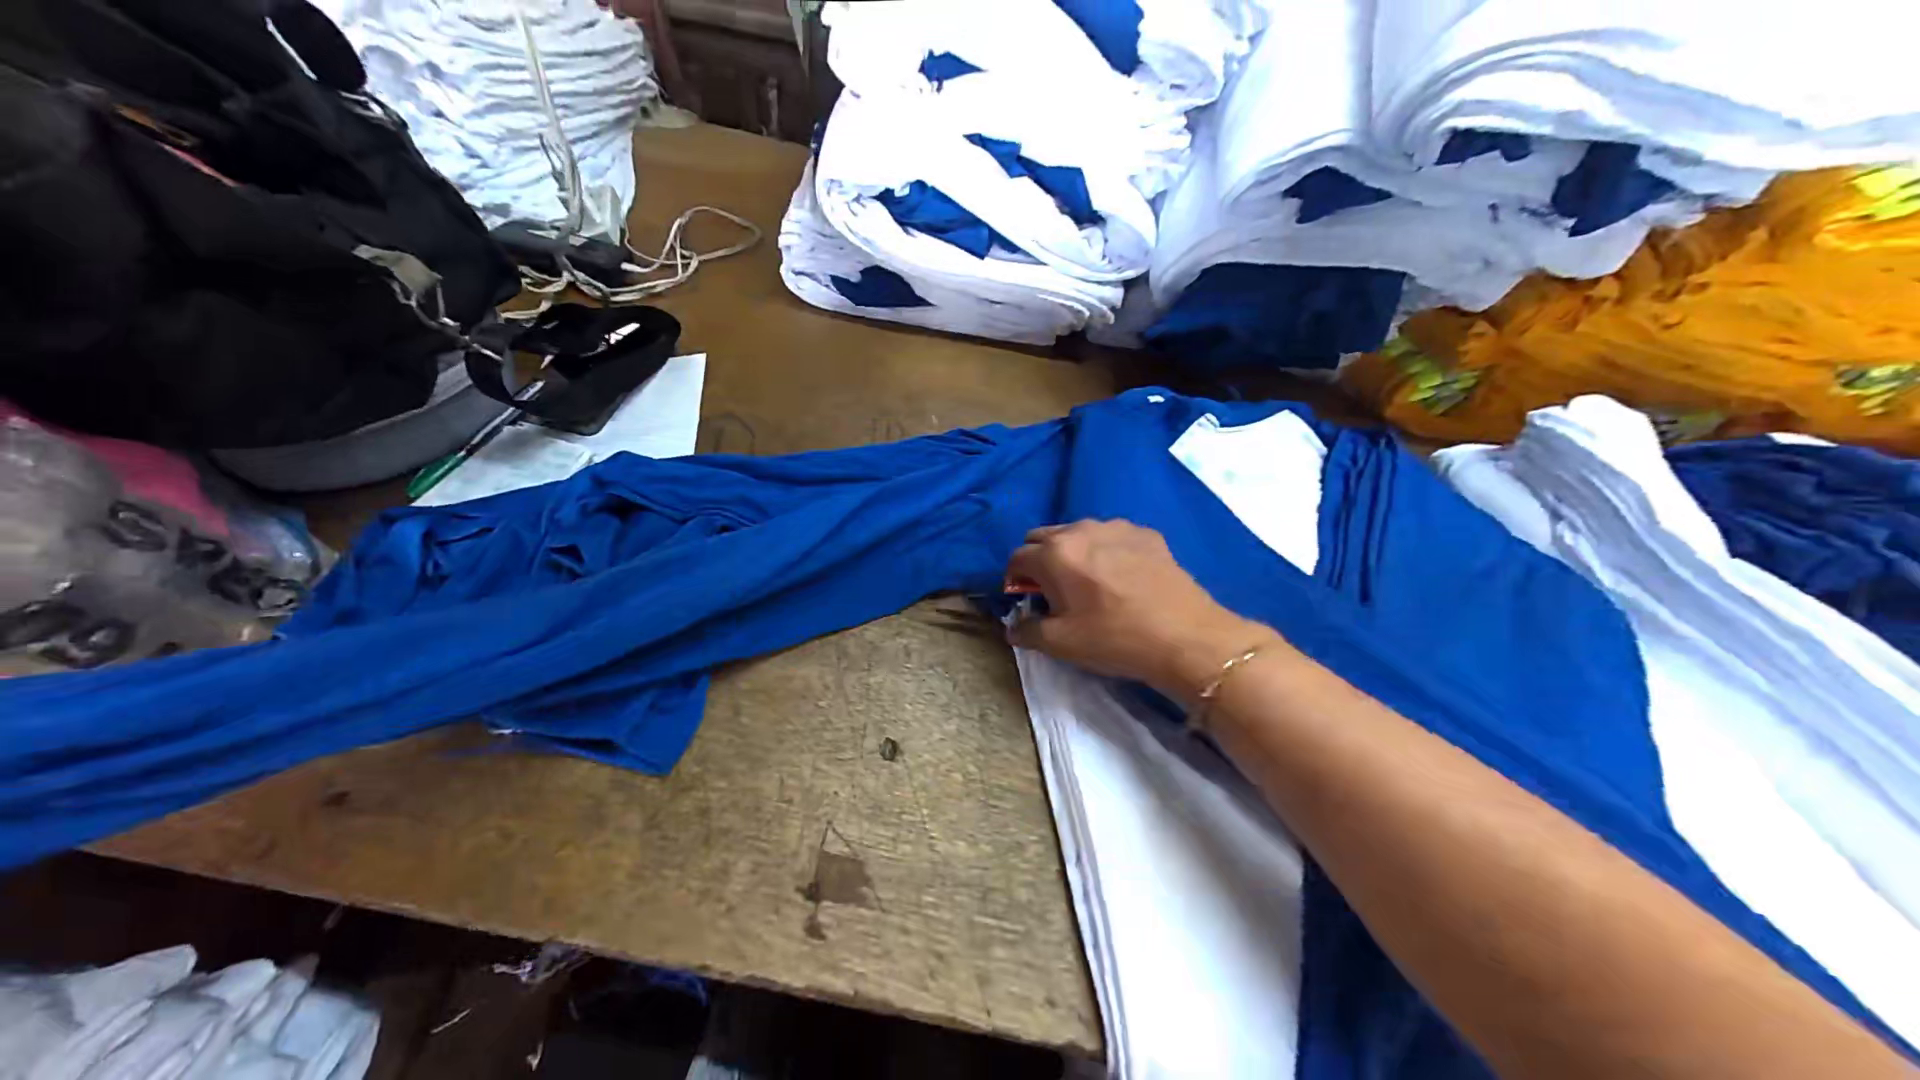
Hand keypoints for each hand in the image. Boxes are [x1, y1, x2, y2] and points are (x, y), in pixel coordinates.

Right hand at [1004, 520, 1282, 702]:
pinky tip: (1122, 579)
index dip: (1015, 581)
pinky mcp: (1147, 534)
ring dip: (1073, 553)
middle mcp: (1081, 530)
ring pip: (1079, 534)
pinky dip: (1105, 552)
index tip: (1027, 602)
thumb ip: (1027, 631)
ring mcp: (1117, 527)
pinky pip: (1112, 537)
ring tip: (1089, 584)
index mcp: (1054, 553)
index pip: (1017, 558)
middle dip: (1040, 561)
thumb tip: (1014, 626)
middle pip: (1044, 538)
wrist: (1187, 637)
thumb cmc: (1116, 639)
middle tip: (1054, 593)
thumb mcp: (1061, 644)